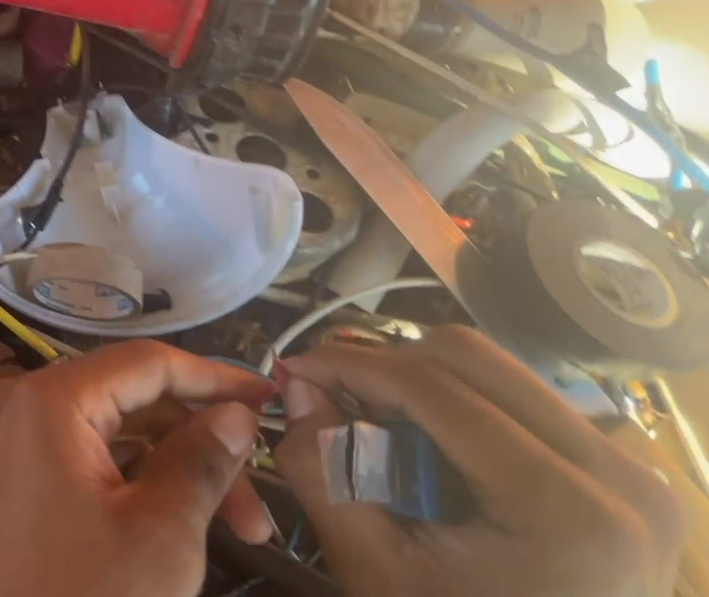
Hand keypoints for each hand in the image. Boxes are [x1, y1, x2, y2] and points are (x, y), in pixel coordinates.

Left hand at [0, 341, 276, 596]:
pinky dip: (131, 479)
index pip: (144, 363)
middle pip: (128, 399)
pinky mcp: (9, 471)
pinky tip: (177, 520)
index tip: (272, 400)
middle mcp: (20, 400)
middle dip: (198, 444)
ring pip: (108, 431)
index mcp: (49, 398)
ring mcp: (9, 435)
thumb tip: (235, 412)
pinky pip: (80, 454)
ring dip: (171, 468)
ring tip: (238, 532)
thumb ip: (199, 462)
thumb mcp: (158, 535)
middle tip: (257, 513)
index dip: (213, 377)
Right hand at [275, 326, 682, 596]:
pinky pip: (518, 397)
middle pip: (468, 358)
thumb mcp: (372, 566)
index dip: (348, 365)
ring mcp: (634, 472)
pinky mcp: (626, 473)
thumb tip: (296, 384)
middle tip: (333, 396)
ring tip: (377, 423)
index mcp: (566, 510)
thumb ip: (323, 471)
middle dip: (382, 366)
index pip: (433, 387)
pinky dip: (451, 400)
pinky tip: (424, 443)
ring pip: (492, 368)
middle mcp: (620, 476)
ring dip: (415, 379)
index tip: (290, 369)